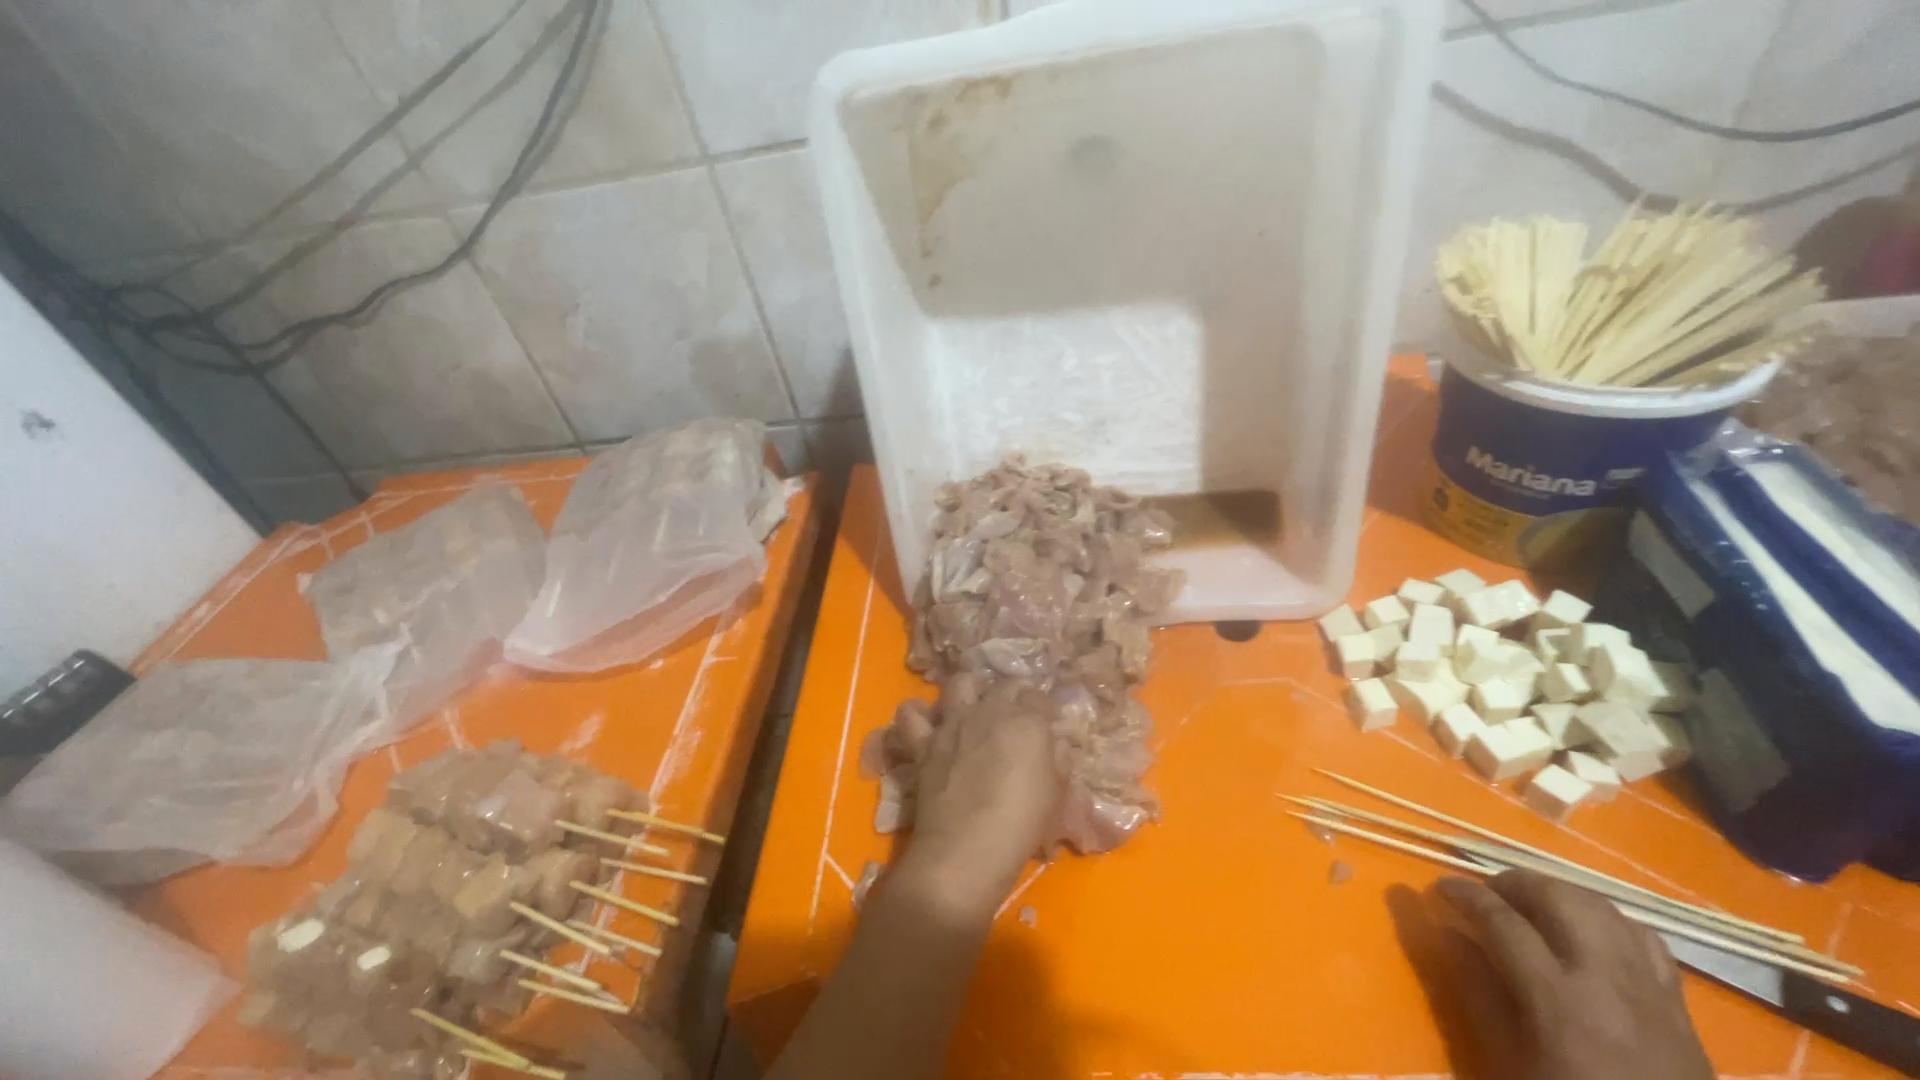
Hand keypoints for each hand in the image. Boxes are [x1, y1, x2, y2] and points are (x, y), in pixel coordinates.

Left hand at [896, 681, 1064, 920]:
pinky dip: (917, 713)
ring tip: (975, 709)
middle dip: (1015, 696)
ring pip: (961, 683)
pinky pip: (911, 714)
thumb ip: (1058, 759)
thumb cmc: (1021, 824)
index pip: (1040, 697)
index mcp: (1027, 722)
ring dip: (970, 691)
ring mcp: (953, 724)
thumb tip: (1055, 743)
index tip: (1048, 727)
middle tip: (1018, 720)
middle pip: (1005, 686)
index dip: (1045, 711)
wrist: (966, 850)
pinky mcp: (924, 743)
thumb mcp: (1056, 793)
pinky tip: (927, 723)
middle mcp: (990, 711)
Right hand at [1435, 871, 1713, 1079]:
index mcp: (1558, 999)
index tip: (1440, 886)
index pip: (1503, 921)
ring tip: (1532, 906)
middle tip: (1486, 893)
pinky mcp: (1677, 1003)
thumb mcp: (1507, 1061)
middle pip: (1559, 898)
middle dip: (1514, 883)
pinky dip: (1607, 921)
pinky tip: (1590, 935)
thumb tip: (1451, 935)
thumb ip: (1477, 993)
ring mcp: (1648, 988)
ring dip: (1559, 894)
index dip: (1466, 895)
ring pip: (1603, 907)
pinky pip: (1643, 937)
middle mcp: (1606, 979)